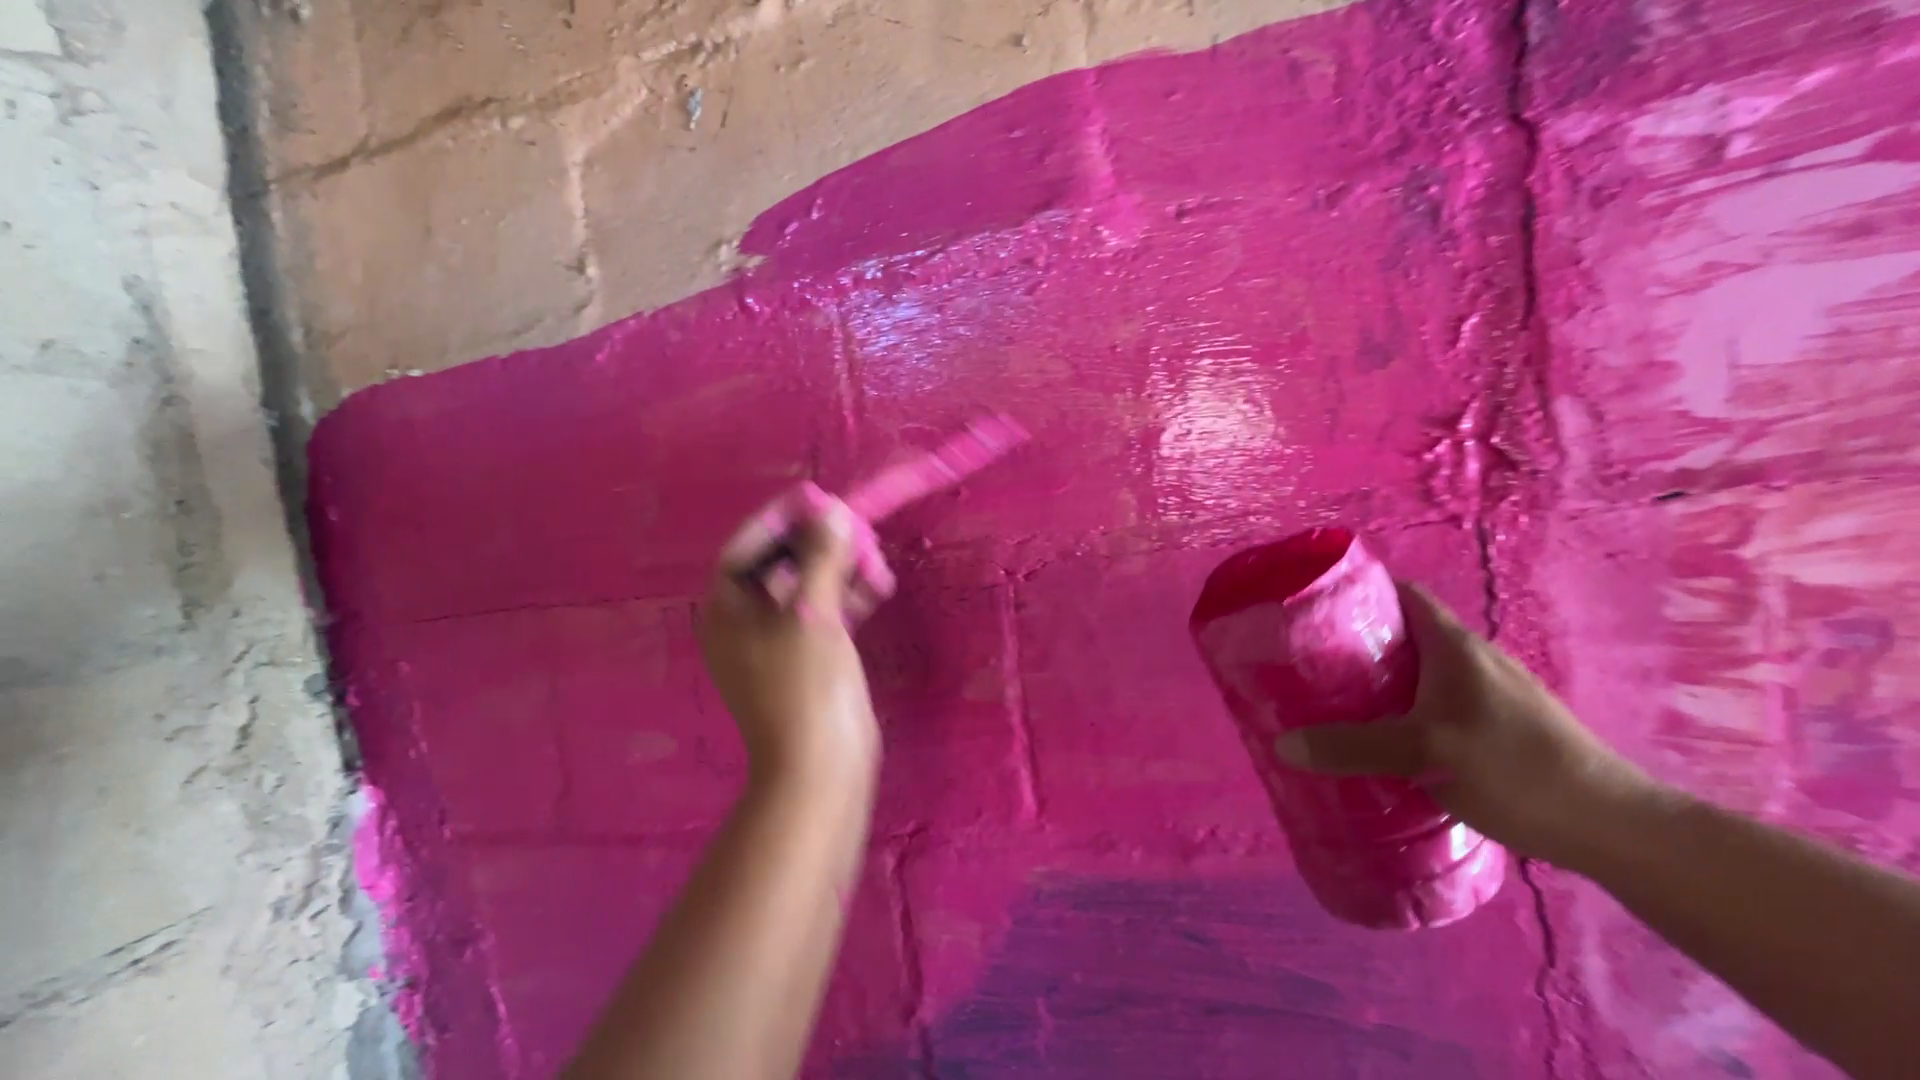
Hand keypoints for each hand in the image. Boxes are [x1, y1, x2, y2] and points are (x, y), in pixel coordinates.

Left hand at [699, 484, 893, 786]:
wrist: (822, 765)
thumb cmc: (806, 684)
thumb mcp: (812, 612)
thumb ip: (821, 555)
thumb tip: (831, 512)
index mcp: (727, 610)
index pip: (747, 546)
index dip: (782, 518)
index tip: (819, 498)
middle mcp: (746, 622)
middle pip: (781, 563)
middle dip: (821, 545)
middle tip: (859, 532)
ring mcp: (778, 643)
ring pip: (808, 587)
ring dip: (842, 570)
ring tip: (878, 565)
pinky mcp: (808, 659)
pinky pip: (824, 613)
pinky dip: (848, 598)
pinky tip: (879, 587)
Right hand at [1276, 582, 1656, 865]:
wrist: (1609, 825)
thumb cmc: (1516, 769)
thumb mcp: (1424, 753)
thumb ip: (1352, 746)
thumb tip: (1282, 743)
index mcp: (1454, 646)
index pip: (1400, 594)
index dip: (1356, 594)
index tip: (1312, 612)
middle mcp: (1471, 659)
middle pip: (1402, 636)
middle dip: (1354, 647)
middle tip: (1307, 670)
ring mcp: (1488, 694)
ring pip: (1417, 675)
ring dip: (1377, 685)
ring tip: (1332, 709)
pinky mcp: (1497, 727)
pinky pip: (1434, 705)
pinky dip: (1401, 714)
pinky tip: (1383, 747)